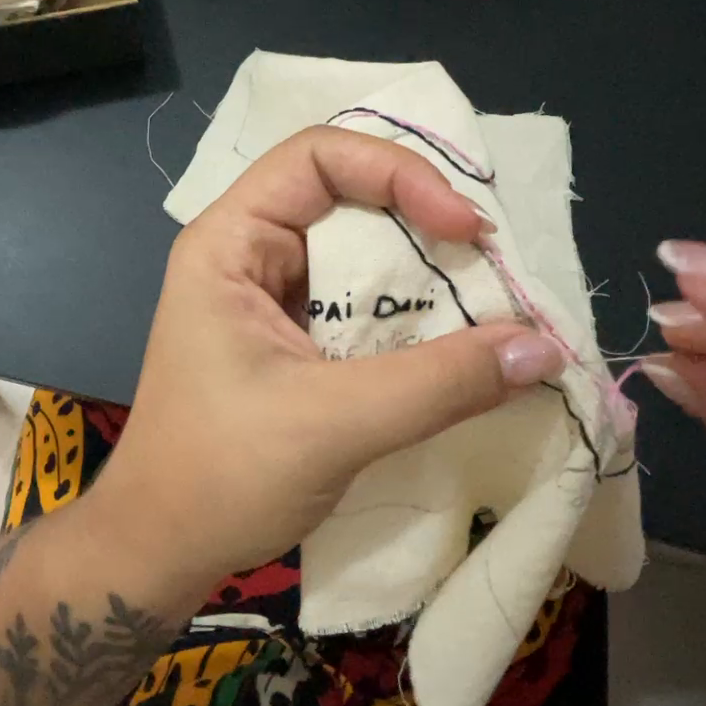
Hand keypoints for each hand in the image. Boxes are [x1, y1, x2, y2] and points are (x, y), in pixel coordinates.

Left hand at [83, 127, 564, 590]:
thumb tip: (543, 347)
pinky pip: (362, 306)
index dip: (398, 172)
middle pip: (348, 200)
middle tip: (495, 265)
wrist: (162, 548)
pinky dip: (412, 318)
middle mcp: (249, 255)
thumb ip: (440, 383)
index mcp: (229, 243)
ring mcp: (271, 299)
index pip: (319, 157)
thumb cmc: (220, 476)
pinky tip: (458, 342)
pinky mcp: (293, 341)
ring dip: (426, 277)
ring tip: (493, 304)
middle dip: (425, 225)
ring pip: (361, 257)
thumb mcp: (333, 424)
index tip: (462, 227)